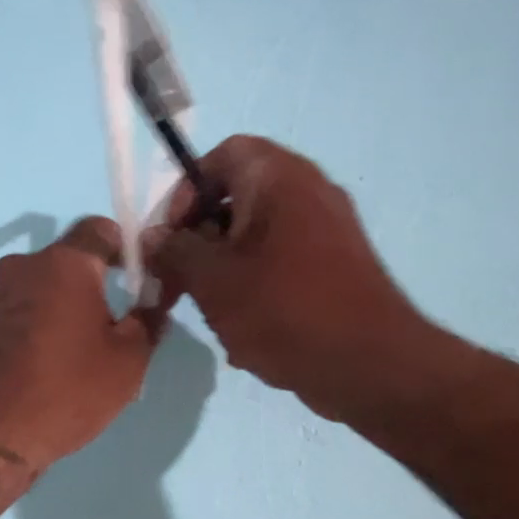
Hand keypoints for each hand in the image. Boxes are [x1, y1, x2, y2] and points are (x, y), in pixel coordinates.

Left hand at [0, 217, 167, 468]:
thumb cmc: (64, 394)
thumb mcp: (126, 363)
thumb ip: (147, 321)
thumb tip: (154, 301)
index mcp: (62, 264)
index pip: (98, 229)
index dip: (122, 248)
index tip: (136, 280)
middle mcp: (17, 268)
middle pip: (62, 264)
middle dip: (86, 287)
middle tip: (104, 328)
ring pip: (32, 292)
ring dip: (52, 311)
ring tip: (66, 357)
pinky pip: (8, 319)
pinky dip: (26, 333)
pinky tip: (34, 371)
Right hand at [144, 136, 431, 419]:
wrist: (364, 362)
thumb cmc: (281, 310)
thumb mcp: (212, 281)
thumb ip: (175, 252)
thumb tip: (154, 236)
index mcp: (279, 178)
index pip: (222, 156)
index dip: (185, 192)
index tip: (167, 239)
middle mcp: (307, 192)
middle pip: (235, 199)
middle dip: (196, 240)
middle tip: (173, 283)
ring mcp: (325, 230)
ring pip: (253, 237)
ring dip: (219, 269)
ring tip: (205, 312)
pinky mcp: (332, 267)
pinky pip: (278, 263)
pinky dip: (250, 287)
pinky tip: (240, 329)